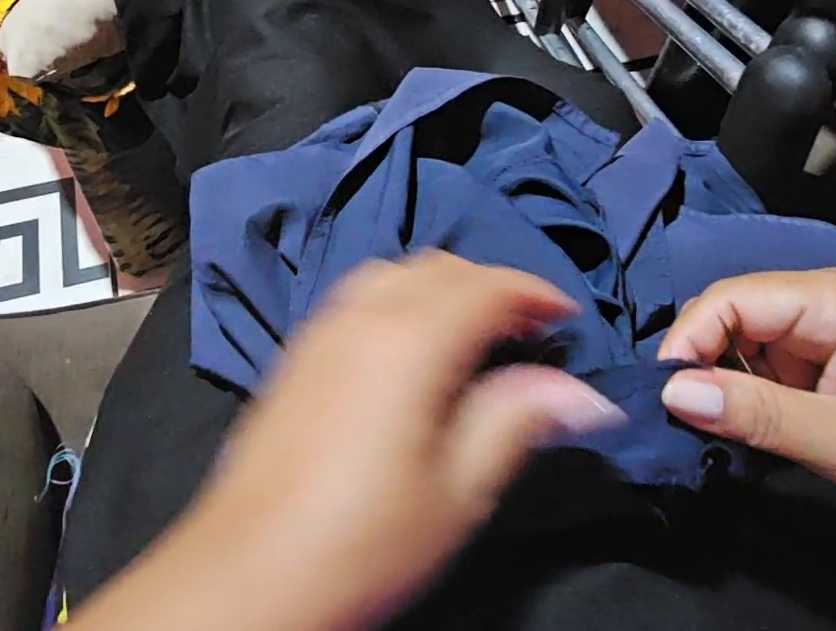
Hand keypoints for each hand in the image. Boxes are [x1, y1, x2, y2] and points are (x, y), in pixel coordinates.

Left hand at [70, 253, 624, 630]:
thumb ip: (517, 421)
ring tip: (475, 328)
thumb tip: (584, 392)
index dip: (533, 292)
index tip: (566, 315)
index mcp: (410, 341)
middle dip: (491, 284)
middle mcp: (363, 315)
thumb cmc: (365, 540)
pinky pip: (360, 292)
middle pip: (440, 268)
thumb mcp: (458, 490)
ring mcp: (323, 327)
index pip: (484, 287)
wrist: (250, 568)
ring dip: (444, 284)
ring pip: (396, 271)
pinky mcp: (299, 348)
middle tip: (528, 328)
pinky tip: (412, 338)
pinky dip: (401, 293)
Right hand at [657, 269, 835, 628]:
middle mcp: (823, 311)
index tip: (664, 393)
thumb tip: (670, 392)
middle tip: (676, 414)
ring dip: (720, 385)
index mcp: (834, 300)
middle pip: (732, 319)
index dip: (690, 338)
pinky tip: (737, 431)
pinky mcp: (825, 382)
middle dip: (701, 360)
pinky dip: (742, 403)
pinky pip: (763, 379)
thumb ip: (759, 413)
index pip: (733, 299)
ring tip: (705, 428)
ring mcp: (825, 346)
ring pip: (742, 350)